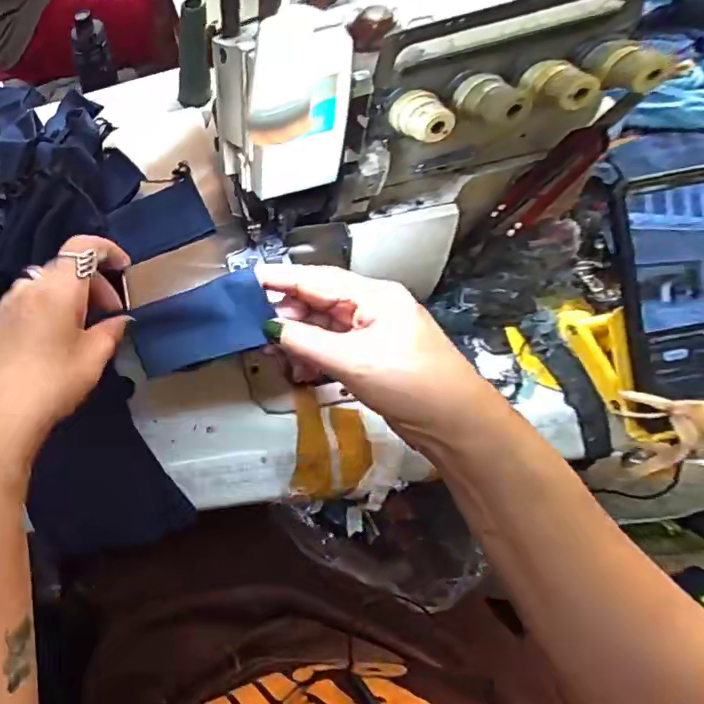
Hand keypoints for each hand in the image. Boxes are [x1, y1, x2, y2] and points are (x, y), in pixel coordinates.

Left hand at [0, 235, 132, 463]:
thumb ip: (111, 330)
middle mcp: (30, 286)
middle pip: (66, 266)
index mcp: (57, 287)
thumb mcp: (93, 357)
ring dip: (71, 295)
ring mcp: (10, 302)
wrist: (2, 413)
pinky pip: (31, 299)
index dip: (107, 250)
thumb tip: (120, 320)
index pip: (82, 246)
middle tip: (111, 313)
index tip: (124, 268)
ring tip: (85, 328)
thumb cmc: (52, 383)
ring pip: (48, 284)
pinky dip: (51, 305)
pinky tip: (59, 336)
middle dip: (94, 282)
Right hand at [255, 264, 503, 444]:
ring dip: (294, 336)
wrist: (456, 424)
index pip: (316, 279)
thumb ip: (304, 341)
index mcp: (374, 296)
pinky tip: (293, 364)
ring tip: (267, 347)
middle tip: (250, 322)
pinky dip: (309, 352)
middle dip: (283, 311)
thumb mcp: (351, 360)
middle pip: (316, 300)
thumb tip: (268, 327)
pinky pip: (329, 345)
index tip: (247, 279)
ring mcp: (371, 332)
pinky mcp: (369, 355)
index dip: (279, 278)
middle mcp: (372, 307)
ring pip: (320, 324)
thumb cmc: (411, 384)